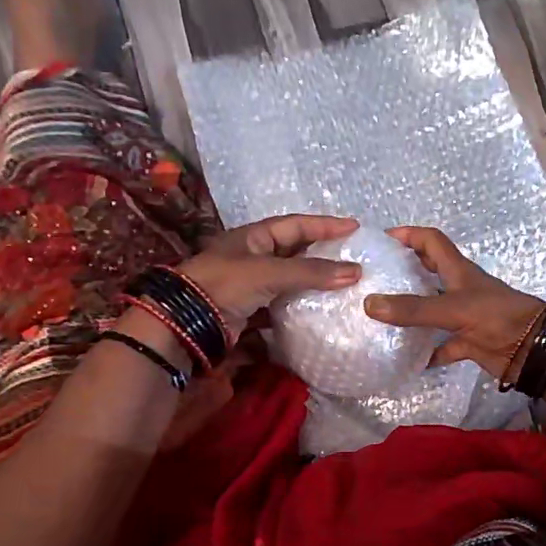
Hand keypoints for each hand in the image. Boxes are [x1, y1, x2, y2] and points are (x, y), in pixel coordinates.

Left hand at [177, 214, 361, 335]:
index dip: (325, 225)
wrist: (189, 320)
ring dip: (314, 282)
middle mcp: (254, 256)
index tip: (354, 228)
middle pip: (295, 251)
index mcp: (254, 236)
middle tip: (353, 256)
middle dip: (323, 254)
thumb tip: (356, 271)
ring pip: (291, 279)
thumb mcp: (269, 272)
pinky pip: (283, 303)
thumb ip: (311, 272)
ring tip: (343, 284)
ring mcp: (252, 284)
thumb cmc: (226, 283)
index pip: (296, 225)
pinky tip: (321, 310)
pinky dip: (301, 305)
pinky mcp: (252, 309)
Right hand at [361, 226, 543, 375]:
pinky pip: (442, 346)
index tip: (382, 240)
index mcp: (458, 271)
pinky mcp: (468, 342)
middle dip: (404, 272)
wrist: (533, 349)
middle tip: (375, 279)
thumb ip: (413, 308)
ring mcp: (464, 317)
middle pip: (429, 273)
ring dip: (412, 314)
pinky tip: (408, 360)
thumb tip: (369, 304)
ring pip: (432, 311)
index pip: (431, 241)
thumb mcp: (453, 309)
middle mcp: (459, 290)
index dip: (408, 235)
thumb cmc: (497, 317)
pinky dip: (427, 352)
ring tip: (382, 318)